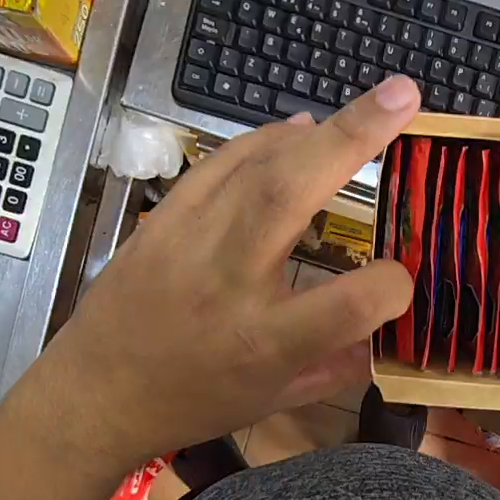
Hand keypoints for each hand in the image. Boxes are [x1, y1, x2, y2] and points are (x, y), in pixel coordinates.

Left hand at [34, 75, 420, 462]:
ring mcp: (188, 243)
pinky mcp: (162, 220)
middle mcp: (228, 283)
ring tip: (366, 111)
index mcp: (265, 343)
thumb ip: (335, 368)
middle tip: (403, 95)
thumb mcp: (271, 402)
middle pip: (292, 195)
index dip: (391, 286)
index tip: (400, 282)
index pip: (349, 303)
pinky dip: (262, 140)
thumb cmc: (192, 403)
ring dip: (317, 131)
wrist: (96, 394)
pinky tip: (295, 131)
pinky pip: (218, 164)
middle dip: (354, 137)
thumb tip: (386, 336)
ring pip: (254, 166)